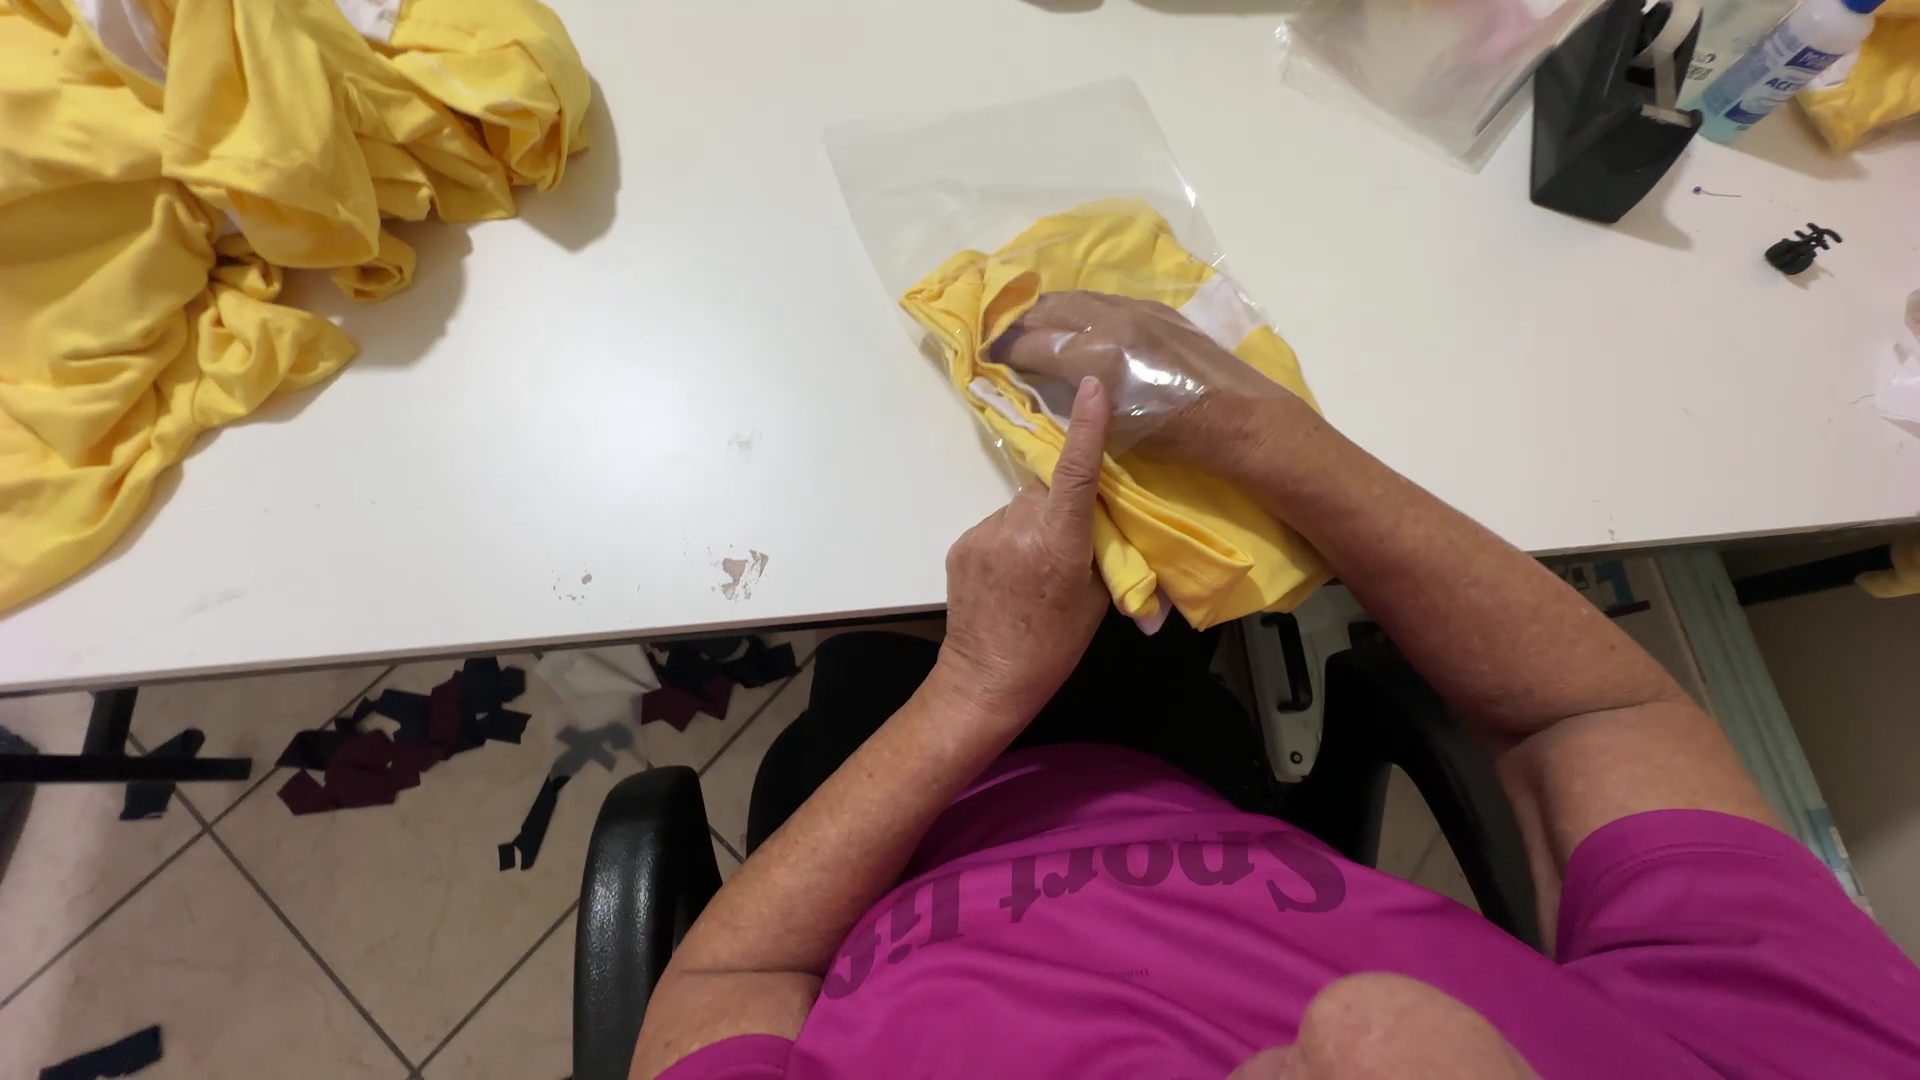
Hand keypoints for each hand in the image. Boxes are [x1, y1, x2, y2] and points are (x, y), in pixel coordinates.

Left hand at [936, 376, 1113, 720]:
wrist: (987, 677)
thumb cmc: (1053, 645)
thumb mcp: (1095, 602)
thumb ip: (1101, 551)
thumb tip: (1105, 516)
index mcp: (1058, 544)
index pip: (1076, 475)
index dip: (1086, 429)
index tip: (1091, 387)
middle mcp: (1017, 528)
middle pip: (1045, 490)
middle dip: (1059, 506)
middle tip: (1067, 546)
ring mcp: (983, 533)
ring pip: (1020, 507)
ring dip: (1032, 524)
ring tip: (1032, 569)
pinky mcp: (961, 541)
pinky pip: (997, 525)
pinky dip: (1008, 538)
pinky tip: (1008, 574)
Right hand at [990, 291, 1287, 450]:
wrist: (1238, 419)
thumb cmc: (1171, 438)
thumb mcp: (1109, 428)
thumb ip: (1070, 400)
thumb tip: (1043, 386)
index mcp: (1095, 355)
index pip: (1033, 344)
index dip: (1004, 349)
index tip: (986, 353)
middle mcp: (1111, 322)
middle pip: (1050, 310)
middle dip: (1020, 320)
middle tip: (1000, 332)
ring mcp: (1138, 311)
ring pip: (1079, 299)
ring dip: (1050, 308)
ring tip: (1032, 320)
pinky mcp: (1159, 312)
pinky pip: (1107, 300)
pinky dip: (1082, 307)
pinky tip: (1078, 318)